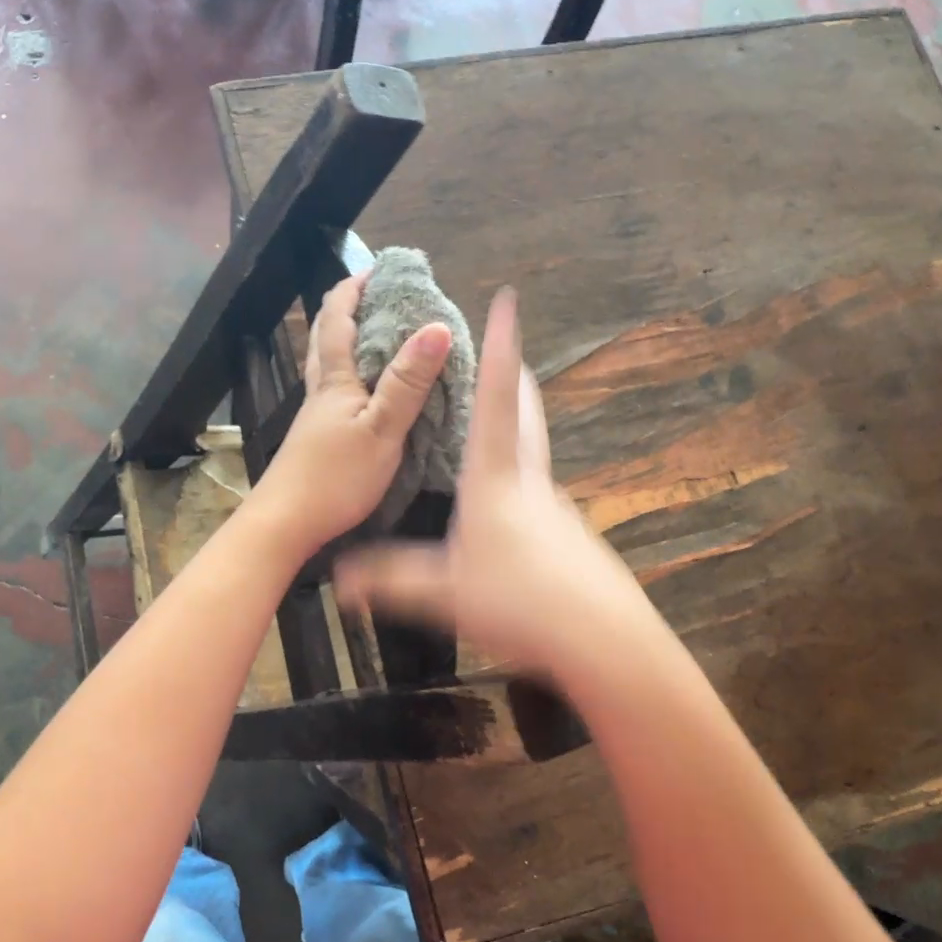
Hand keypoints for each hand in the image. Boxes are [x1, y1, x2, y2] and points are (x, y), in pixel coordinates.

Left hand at [248, 271, 452, 557]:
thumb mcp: (382, 430)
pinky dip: (348, 374)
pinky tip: (363, 390)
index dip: (354, 288)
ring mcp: (314, 417)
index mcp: (335, 380)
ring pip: (325, 364)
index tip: (379, 268)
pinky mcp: (315, 440)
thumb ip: (407, 382)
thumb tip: (436, 326)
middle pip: (324, 337)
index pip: (338, 319)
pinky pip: (332, 392)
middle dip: (346, 308)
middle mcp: (319, 391)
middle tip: (377, 294)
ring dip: (344, 340)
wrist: (284, 524)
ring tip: (376, 333)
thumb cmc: (334, 478)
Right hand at [334, 288, 675, 692]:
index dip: (499, 348)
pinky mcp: (565, 534)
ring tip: (488, 412)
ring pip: (531, 449)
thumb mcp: (442, 592)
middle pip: (524, 413)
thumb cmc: (521, 601)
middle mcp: (527, 480)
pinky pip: (533, 486)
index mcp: (494, 478)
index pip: (494, 400)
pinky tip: (500, 499)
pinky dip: (516, 467)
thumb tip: (338, 579)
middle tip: (500, 349)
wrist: (604, 640)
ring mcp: (552, 506)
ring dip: (515, 420)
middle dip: (511, 376)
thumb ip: (389, 580)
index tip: (507, 300)